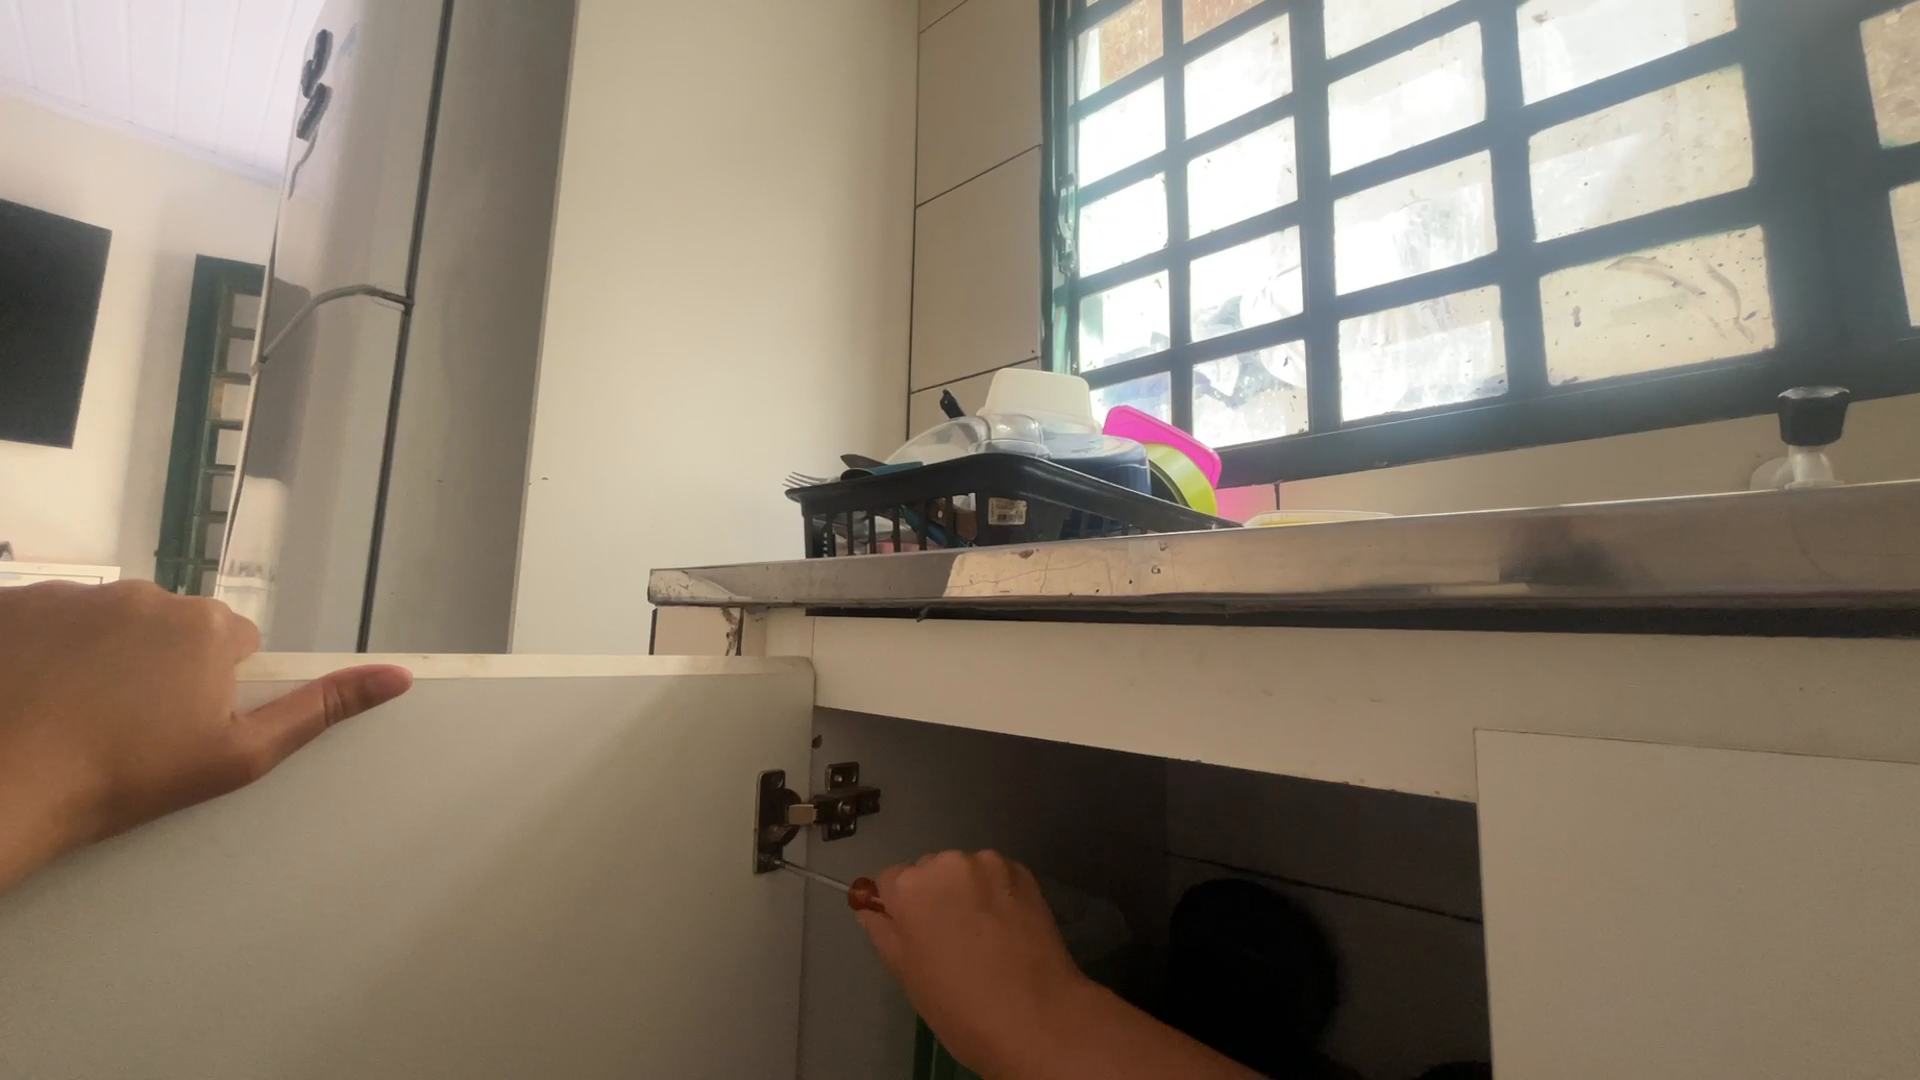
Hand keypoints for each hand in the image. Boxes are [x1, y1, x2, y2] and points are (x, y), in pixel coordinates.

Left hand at [0, 581, 412, 892]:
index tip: (177, 721)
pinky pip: (40, 618)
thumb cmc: (122, 776)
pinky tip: (21, 691)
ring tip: (64, 710)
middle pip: (170, 626)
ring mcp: (65, 597)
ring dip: (96, 653)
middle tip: (123, 722)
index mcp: (208, 627)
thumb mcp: (242, 753)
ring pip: (106, 621)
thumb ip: (324, 707)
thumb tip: (399, 676)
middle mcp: (145, 596)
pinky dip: (35, 647)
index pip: (232, 641)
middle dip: (157, 663)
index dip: (212, 684)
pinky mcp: (1, 605)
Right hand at [856, 850, 1092, 1075]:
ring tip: (984, 934)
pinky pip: (997, 875)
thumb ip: (884, 933)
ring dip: (967, 891)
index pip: (890, 879)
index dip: (900, 905)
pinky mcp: (1022, 870)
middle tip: (952, 938)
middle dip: (935, 894)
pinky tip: (1007, 927)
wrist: (1037, 1016)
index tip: (915, 931)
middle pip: (929, 869)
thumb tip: (869, 909)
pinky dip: (997, 892)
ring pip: (965, 870)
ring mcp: (989, 863)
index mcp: (912, 886)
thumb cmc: (960, 1005)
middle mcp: (948, 862)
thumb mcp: (908, 975)